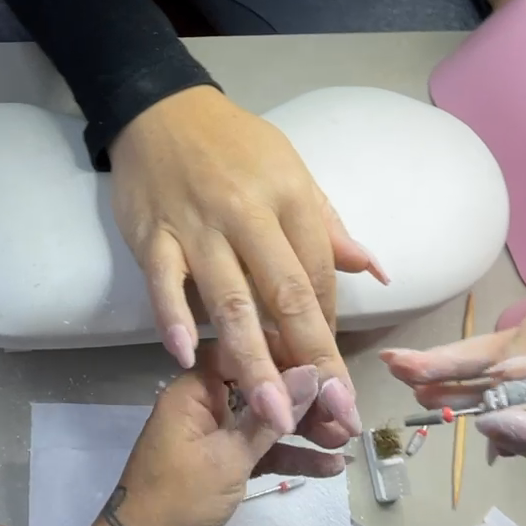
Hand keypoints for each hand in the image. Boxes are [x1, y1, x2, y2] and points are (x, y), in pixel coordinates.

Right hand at [108, 86, 385, 438]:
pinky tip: (185, 357)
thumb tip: (372, 270)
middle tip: (330, 415)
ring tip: (271, 410)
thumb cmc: (232, 144)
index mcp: (291, 198)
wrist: (160, 110)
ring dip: (253, 358)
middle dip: (311, 359)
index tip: (333, 378)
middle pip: (285, 296)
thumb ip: (327, 225)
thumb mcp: (290, 170)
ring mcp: (198, 228)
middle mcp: (250, 215)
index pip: (317, 276)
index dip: (328, 330)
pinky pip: (164, 284)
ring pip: (230, 300)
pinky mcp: (153, 237)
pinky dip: (173, 319)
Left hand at [111, 361, 348, 525]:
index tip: (328, 367)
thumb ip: (269, 418)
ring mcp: (214, 437)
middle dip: (303, 401)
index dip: (285, 358)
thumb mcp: (228, 458)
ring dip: (303, 431)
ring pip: (265, 423)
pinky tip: (330, 467)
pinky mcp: (223, 465)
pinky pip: (260, 452)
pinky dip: (289, 458)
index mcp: (192, 392)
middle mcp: (203, 407)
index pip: (242, 355)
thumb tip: (310, 374)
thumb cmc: (178, 500)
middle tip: (347, 415)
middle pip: (259, 389)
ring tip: (347, 439)